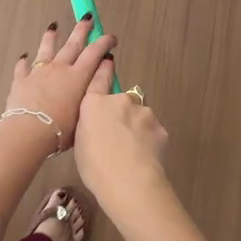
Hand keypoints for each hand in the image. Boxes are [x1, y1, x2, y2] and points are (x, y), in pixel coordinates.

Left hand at [6, 17, 116, 148]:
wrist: (28, 132)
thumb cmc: (62, 129)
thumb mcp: (85, 112)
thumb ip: (93, 93)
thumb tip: (103, 77)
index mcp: (77, 77)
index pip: (94, 54)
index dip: (104, 43)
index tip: (111, 37)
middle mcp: (59, 69)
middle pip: (72, 44)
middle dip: (82, 30)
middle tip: (88, 18)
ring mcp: (38, 73)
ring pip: (45, 49)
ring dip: (50, 37)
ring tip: (53, 27)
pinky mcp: (21, 81)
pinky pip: (23, 68)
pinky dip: (24, 62)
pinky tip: (24, 57)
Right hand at [73, 58, 172, 206]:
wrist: (129, 182)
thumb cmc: (94, 166)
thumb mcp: (80, 143)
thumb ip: (90, 126)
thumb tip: (98, 126)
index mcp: (94, 104)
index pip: (99, 78)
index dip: (103, 67)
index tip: (108, 58)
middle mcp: (120, 101)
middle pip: (121, 102)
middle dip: (120, 114)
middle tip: (116, 139)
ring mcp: (143, 112)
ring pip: (138, 116)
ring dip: (135, 128)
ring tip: (130, 153)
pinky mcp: (160, 127)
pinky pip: (151, 131)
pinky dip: (148, 140)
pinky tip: (143, 158)